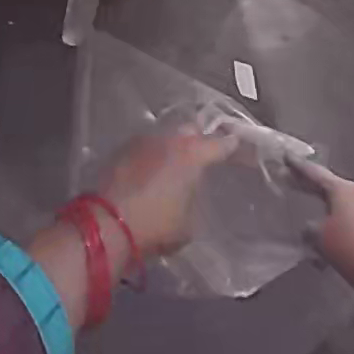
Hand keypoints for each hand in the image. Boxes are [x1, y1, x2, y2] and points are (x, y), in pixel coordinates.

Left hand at [100, 128, 239, 258]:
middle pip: (191, 129)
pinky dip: (156, 153)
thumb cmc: (156, 224)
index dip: (234, 146)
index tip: (245, 148)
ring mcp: (141, 140)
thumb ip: (195, 195)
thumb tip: (191, 188)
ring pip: (166, 134)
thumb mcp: (190, 220)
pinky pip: (147, 145)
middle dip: (203, 138)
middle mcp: (166, 139)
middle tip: (212, 153)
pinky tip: (158, 167)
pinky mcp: (122, 148)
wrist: (108, 220)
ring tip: (184, 162)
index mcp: (190, 154)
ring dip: (176, 145)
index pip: (219, 143)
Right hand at [288, 157, 353, 299]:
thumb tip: (309, 228)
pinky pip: (350, 221)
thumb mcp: (320, 238)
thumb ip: (308, 228)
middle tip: (287, 177)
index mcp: (340, 189)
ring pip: (339, 204)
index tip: (283, 155)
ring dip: (322, 205)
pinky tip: (327, 234)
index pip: (312, 171)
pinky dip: (335, 222)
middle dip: (307, 183)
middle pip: (327, 185)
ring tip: (305, 206)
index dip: (296, 164)